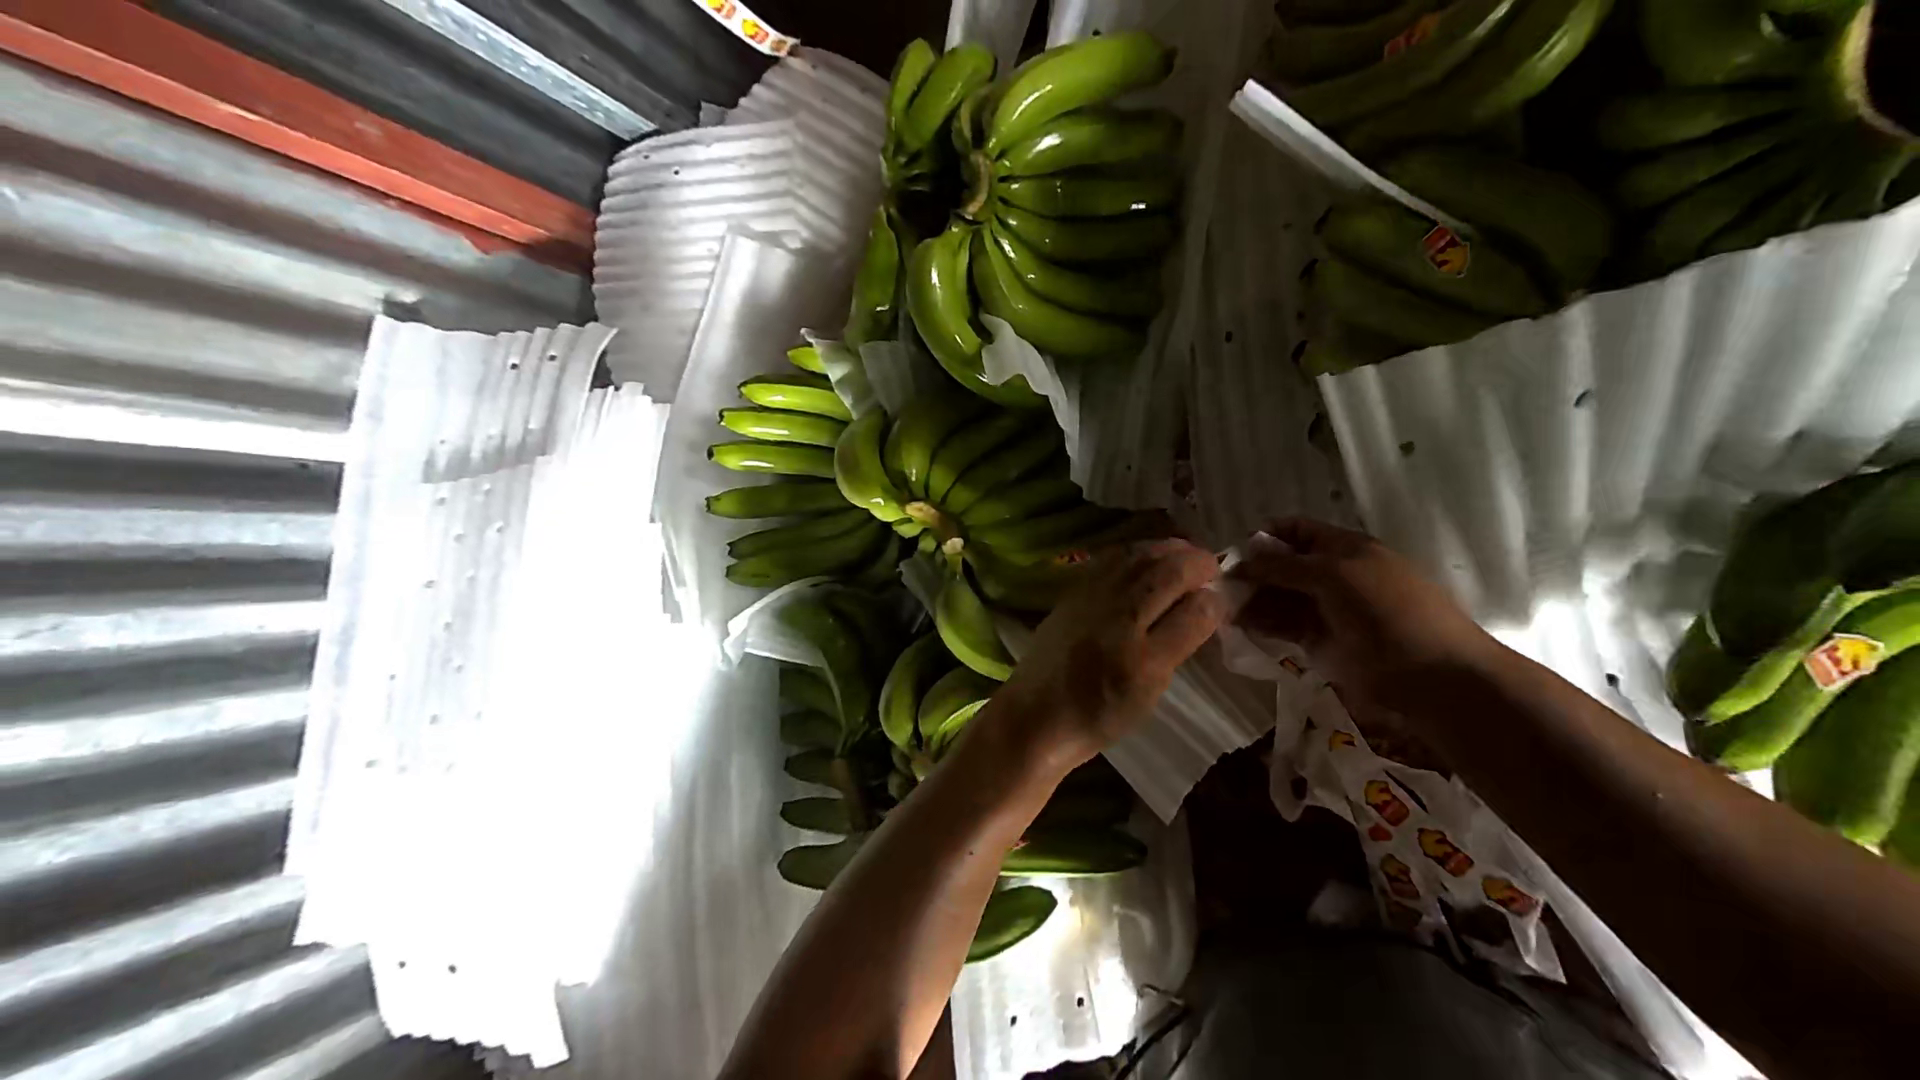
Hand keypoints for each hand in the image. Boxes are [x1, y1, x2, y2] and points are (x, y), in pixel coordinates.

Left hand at [987, 539, 1226, 772]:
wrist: (1036, 716)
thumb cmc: (1097, 715)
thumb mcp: (1149, 691)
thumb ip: (1179, 645)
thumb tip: (1205, 606)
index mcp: (1143, 656)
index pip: (1194, 611)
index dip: (1216, 597)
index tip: (1225, 594)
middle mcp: (1117, 618)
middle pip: (1165, 572)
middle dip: (1196, 562)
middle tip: (1210, 566)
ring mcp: (1090, 599)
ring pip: (1137, 557)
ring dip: (1166, 550)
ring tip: (1184, 554)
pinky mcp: (1071, 593)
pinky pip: (1110, 560)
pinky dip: (1135, 552)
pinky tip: (1144, 557)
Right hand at [1230, 518, 1496, 716]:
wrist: (1432, 674)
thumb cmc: (1388, 611)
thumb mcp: (1335, 575)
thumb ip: (1285, 565)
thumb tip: (1243, 560)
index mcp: (1344, 548)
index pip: (1295, 530)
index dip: (1264, 537)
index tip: (1232, 553)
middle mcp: (1332, 574)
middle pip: (1281, 565)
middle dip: (1250, 571)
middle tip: (1216, 587)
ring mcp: (1326, 609)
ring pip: (1278, 598)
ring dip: (1250, 600)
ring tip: (1219, 609)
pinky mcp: (1319, 642)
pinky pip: (1282, 627)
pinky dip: (1259, 625)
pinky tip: (1236, 628)